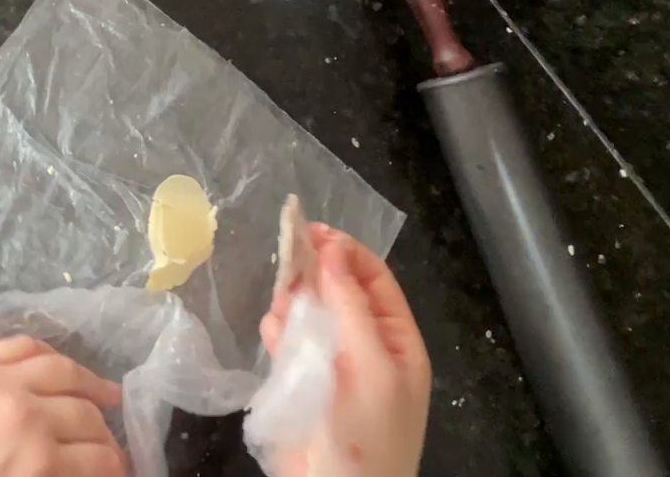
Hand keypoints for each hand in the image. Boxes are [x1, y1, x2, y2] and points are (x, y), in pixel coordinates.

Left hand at [0, 336, 126, 476]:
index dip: (118, 469)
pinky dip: (51, 355)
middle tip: (113, 450)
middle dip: (107, 438)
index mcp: (36, 464)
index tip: (123, 472)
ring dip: (92, 385)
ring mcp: (0, 380)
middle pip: (87, 419)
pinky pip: (25, 346)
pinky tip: (62, 365)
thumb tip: (72, 470)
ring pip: (65, 372)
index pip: (100, 462)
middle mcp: (28, 414)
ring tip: (108, 396)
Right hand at [260, 224, 430, 476]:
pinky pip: (287, 336)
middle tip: (287, 261)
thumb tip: (332, 249)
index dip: (345, 251)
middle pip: (337, 287)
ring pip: (309, 308)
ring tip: (282, 307)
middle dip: (313, 272)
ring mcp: (331, 360)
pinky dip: (278, 327)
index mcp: (396, 341)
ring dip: (293, 300)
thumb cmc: (367, 435)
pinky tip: (273, 333)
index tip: (312, 232)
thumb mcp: (371, 367)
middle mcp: (365, 344)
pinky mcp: (301, 375)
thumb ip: (351, 306)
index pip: (373, 278)